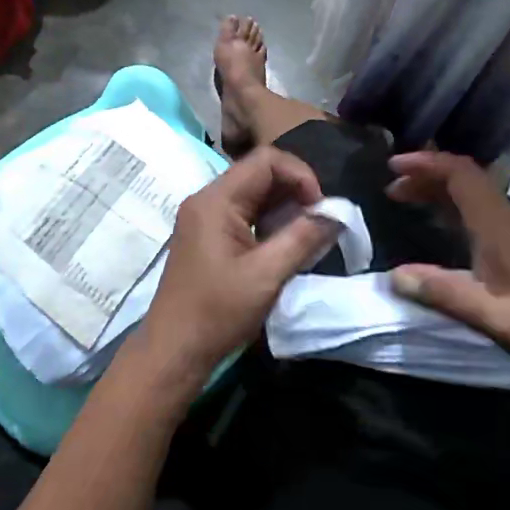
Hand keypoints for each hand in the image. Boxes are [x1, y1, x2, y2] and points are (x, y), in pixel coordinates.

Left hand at [138, 148, 340, 375]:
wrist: (174, 349)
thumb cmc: (217, 312)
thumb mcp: (267, 275)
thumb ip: (302, 239)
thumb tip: (335, 215)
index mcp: (215, 200)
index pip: (265, 160)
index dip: (300, 175)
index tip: (320, 208)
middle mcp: (206, 199)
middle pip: (258, 173)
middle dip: (294, 191)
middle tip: (318, 223)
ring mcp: (204, 217)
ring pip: (252, 194)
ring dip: (283, 208)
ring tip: (306, 234)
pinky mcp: (206, 236)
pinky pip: (243, 213)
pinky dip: (268, 221)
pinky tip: (285, 244)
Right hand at [383, 151, 509, 372]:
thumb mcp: (488, 313)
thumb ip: (441, 292)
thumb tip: (394, 275)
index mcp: (497, 224)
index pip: (461, 174)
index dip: (426, 163)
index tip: (394, 166)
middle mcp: (504, 219)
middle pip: (463, 179)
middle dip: (425, 175)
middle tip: (392, 187)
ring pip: (469, 193)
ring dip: (436, 189)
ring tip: (403, 198)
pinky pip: (474, 209)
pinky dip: (448, 205)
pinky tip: (433, 222)